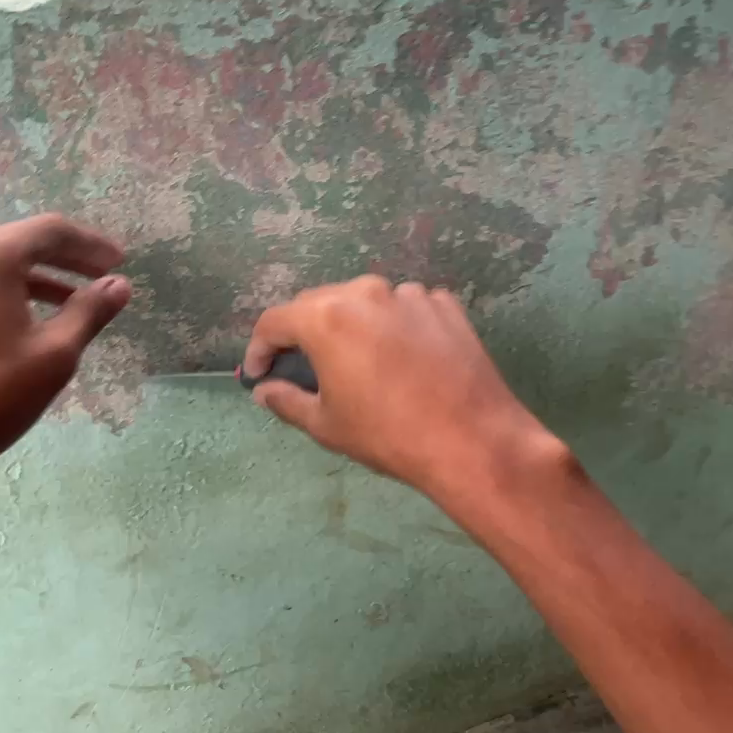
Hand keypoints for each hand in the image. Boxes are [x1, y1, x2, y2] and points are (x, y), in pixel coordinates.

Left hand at [0, 214, 130, 492]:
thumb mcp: (52, 357)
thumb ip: (89, 313)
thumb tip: (118, 286)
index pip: (50, 231)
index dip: (90, 245)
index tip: (118, 263)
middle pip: (16, 243)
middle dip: (62, 260)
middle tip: (97, 279)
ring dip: (31, 280)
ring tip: (64, 306)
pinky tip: (12, 329)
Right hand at [244, 276, 565, 503]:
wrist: (474, 441)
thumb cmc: (388, 435)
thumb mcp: (326, 425)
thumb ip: (286, 401)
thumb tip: (264, 390)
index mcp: (326, 317)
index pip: (274, 321)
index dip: (259, 348)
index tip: (259, 373)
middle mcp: (365, 292)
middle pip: (317, 304)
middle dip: (302, 333)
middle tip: (301, 367)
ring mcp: (409, 294)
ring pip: (364, 302)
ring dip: (351, 326)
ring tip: (358, 362)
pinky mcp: (444, 304)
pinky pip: (404, 308)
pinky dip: (392, 326)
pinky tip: (402, 358)